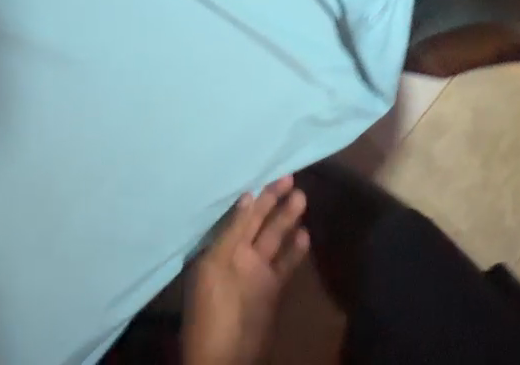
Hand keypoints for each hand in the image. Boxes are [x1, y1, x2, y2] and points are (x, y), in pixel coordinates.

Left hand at [182, 176, 310, 364]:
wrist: (224, 358)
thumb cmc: (213, 309)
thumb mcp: (216, 265)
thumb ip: (232, 231)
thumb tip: (247, 197)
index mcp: (221, 248)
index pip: (241, 214)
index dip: (256, 195)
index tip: (271, 172)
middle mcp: (239, 256)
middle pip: (259, 222)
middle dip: (274, 201)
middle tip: (291, 176)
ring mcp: (256, 273)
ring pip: (274, 239)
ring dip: (287, 220)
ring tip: (302, 196)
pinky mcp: (272, 290)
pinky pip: (285, 264)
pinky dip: (295, 250)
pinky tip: (306, 234)